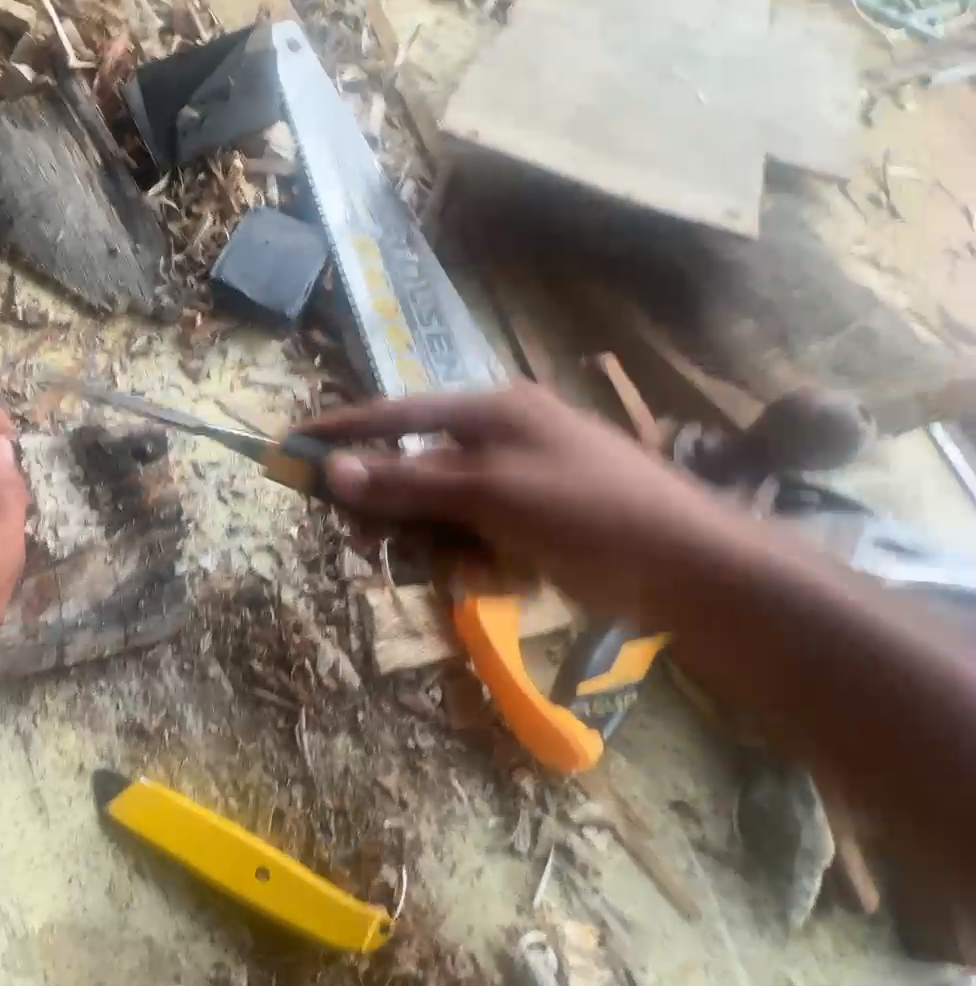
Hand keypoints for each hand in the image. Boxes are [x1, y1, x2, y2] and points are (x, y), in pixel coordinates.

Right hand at [298, 385, 752, 621]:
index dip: (341, 431)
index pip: (395, 415)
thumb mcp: (488, 495)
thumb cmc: (588, 514)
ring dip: (425, 537)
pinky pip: (467, 530)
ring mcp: (514, 478)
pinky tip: (481, 573)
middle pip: (410, 466)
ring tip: (442, 567)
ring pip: (434, 505)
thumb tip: (330, 472)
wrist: (693, 570)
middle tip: (364, 544)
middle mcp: (497, 437)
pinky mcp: (528, 517)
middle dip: (386, 505)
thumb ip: (405, 483)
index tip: (291, 443)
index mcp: (491, 412)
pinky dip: (461, 553)